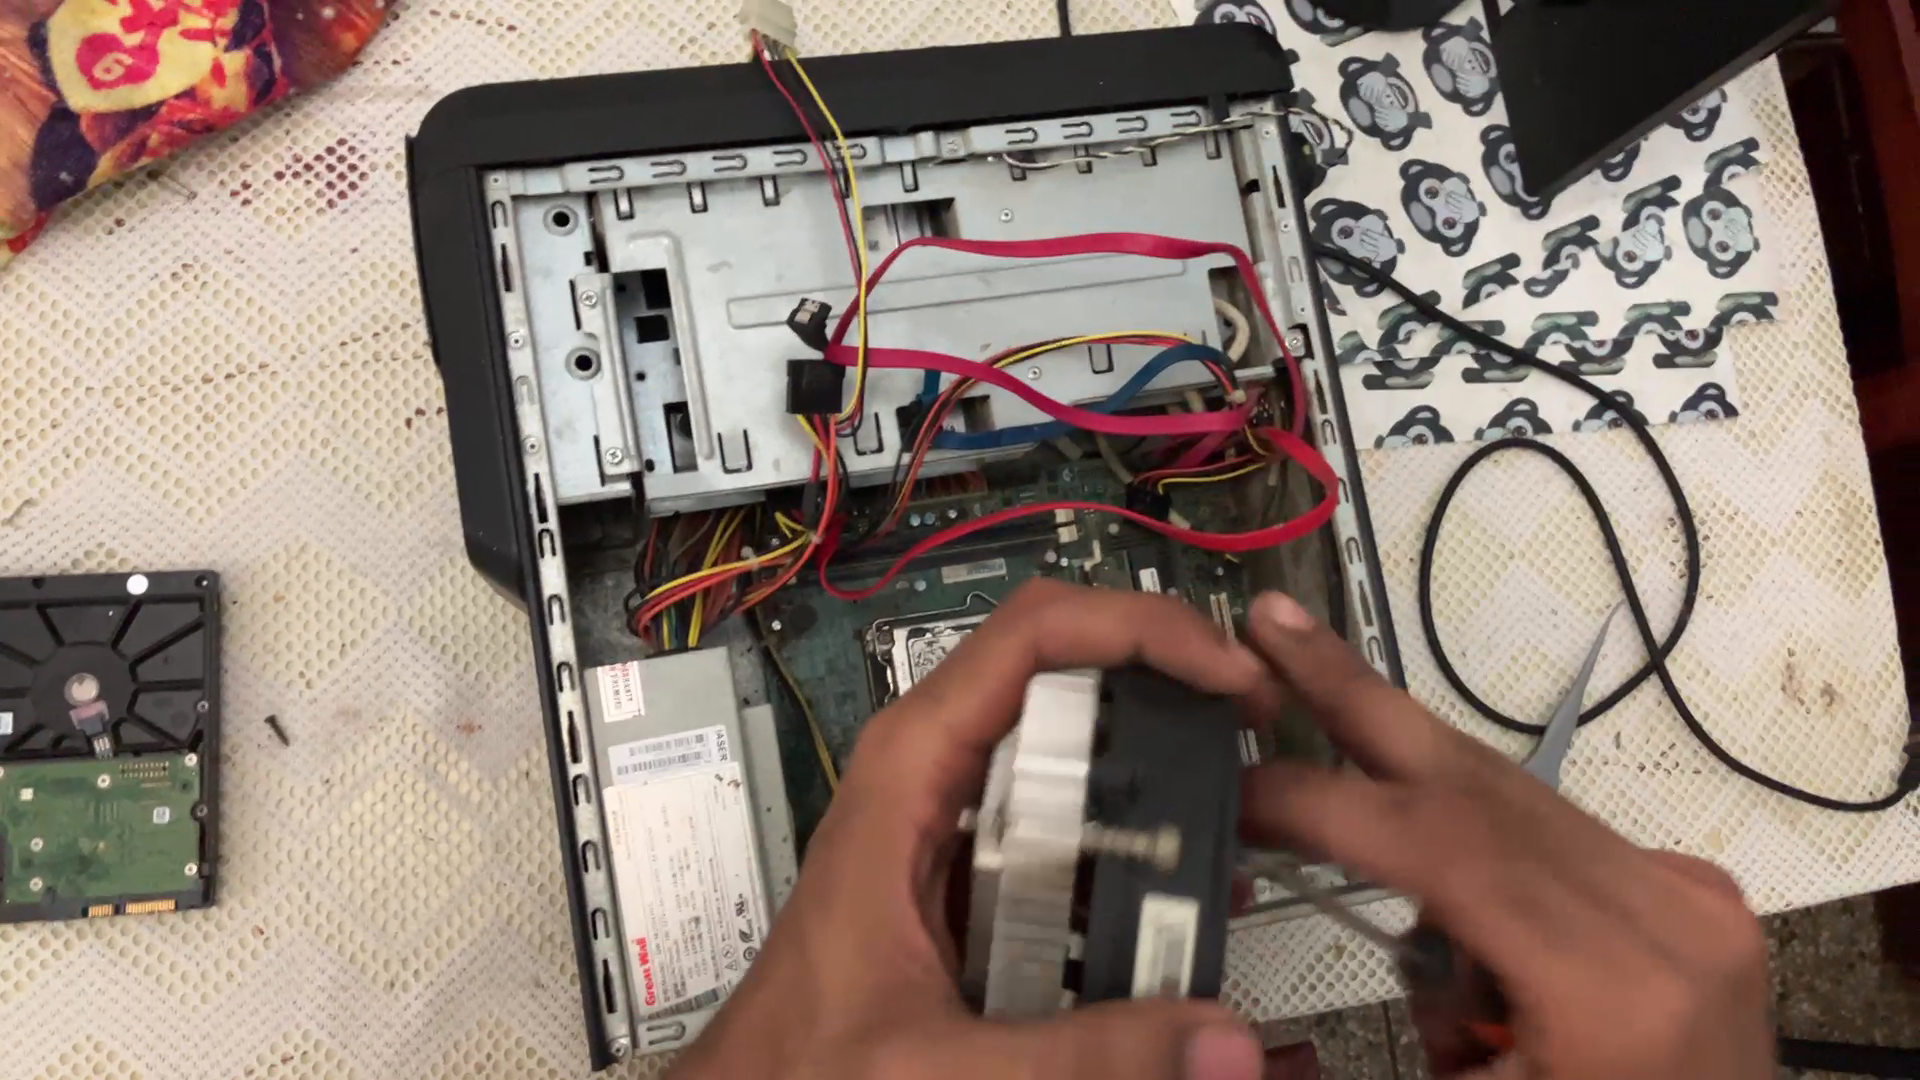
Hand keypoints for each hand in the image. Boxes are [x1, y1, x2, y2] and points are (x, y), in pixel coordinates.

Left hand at [670, 581, 1270, 1079]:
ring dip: (1148, 731)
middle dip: (1158, 664)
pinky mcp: (974, 833)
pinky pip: (1060, 789)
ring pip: (1066, 716)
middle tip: (1243, 714)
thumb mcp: (941, 1059)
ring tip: (1228, 780)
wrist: (764, 1078)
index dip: (1137, 628)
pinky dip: (1124, 804)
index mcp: (913, 758)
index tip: (1224, 672)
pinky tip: (1177, 857)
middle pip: (1058, 653)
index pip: (1034, 634)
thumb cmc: (809, 1053)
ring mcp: (955, 788)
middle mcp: (935, 750)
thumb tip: (1225, 1038)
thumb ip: (1085, 1051)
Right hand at [1238, 593, 1771, 1079]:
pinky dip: (1435, 799)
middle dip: (1349, 686)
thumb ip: (1357, 1018)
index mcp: (1613, 984)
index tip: (1233, 789)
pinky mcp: (1667, 878)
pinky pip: (1518, 809)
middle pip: (1463, 766)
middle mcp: (1658, 907)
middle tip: (1271, 620)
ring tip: (1299, 678)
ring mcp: (1674, 883)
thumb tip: (1267, 952)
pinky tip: (1400, 829)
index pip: (1432, 843)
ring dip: (1377, 736)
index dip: (1317, 802)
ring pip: (1485, 775)